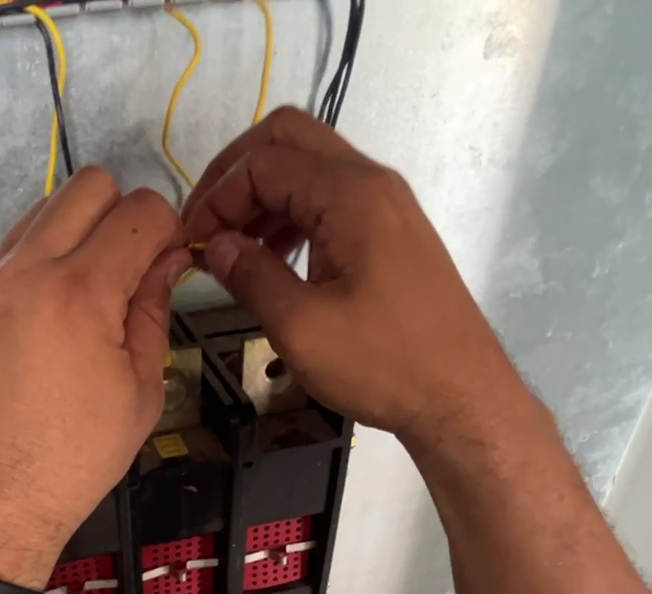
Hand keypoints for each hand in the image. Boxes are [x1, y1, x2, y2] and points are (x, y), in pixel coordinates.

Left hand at [0, 167, 190, 589]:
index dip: (171, 230)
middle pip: (88, 185)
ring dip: (82, 228)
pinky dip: (45, 252)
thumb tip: (166, 263)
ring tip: (96, 289)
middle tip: (136, 267)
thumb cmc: (77, 460)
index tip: (173, 263)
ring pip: (45, 207)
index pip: (141, 212)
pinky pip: (14, 245)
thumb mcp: (140, 392)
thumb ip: (153, 313)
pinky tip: (59, 304)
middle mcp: (26, 269)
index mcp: (79, 293)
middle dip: (125, 213)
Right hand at [180, 108, 519, 445]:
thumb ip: (251, 276)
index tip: (191, 244)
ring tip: (234, 250)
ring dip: (263, 197)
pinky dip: (291, 216)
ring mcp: (386, 206)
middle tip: (205, 225)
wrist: (460, 395)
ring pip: (310, 168)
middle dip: (236, 175)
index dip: (217, 196)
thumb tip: (213, 246)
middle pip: (290, 140)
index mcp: (350, 196)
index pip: (264, 161)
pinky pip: (330, 201)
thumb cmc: (381, 364)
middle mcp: (371, 184)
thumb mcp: (300, 327)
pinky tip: (274, 261)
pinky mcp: (391, 234)